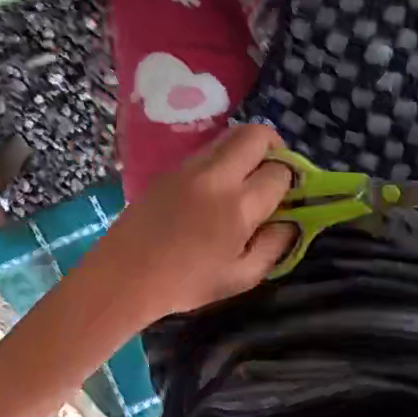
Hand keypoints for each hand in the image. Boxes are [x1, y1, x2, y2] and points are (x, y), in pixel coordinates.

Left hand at [81, 124, 297, 321]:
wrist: (125, 273)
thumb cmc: (185, 282)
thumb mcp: (241, 277)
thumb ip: (274, 246)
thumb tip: (291, 221)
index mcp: (237, 205)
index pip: (279, 171)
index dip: (292, 181)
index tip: (289, 196)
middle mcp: (215, 175)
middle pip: (256, 134)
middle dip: (275, 146)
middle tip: (274, 172)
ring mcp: (189, 166)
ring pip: (230, 135)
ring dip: (247, 149)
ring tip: (247, 178)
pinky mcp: (170, 168)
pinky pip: (206, 149)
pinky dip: (223, 157)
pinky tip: (217, 187)